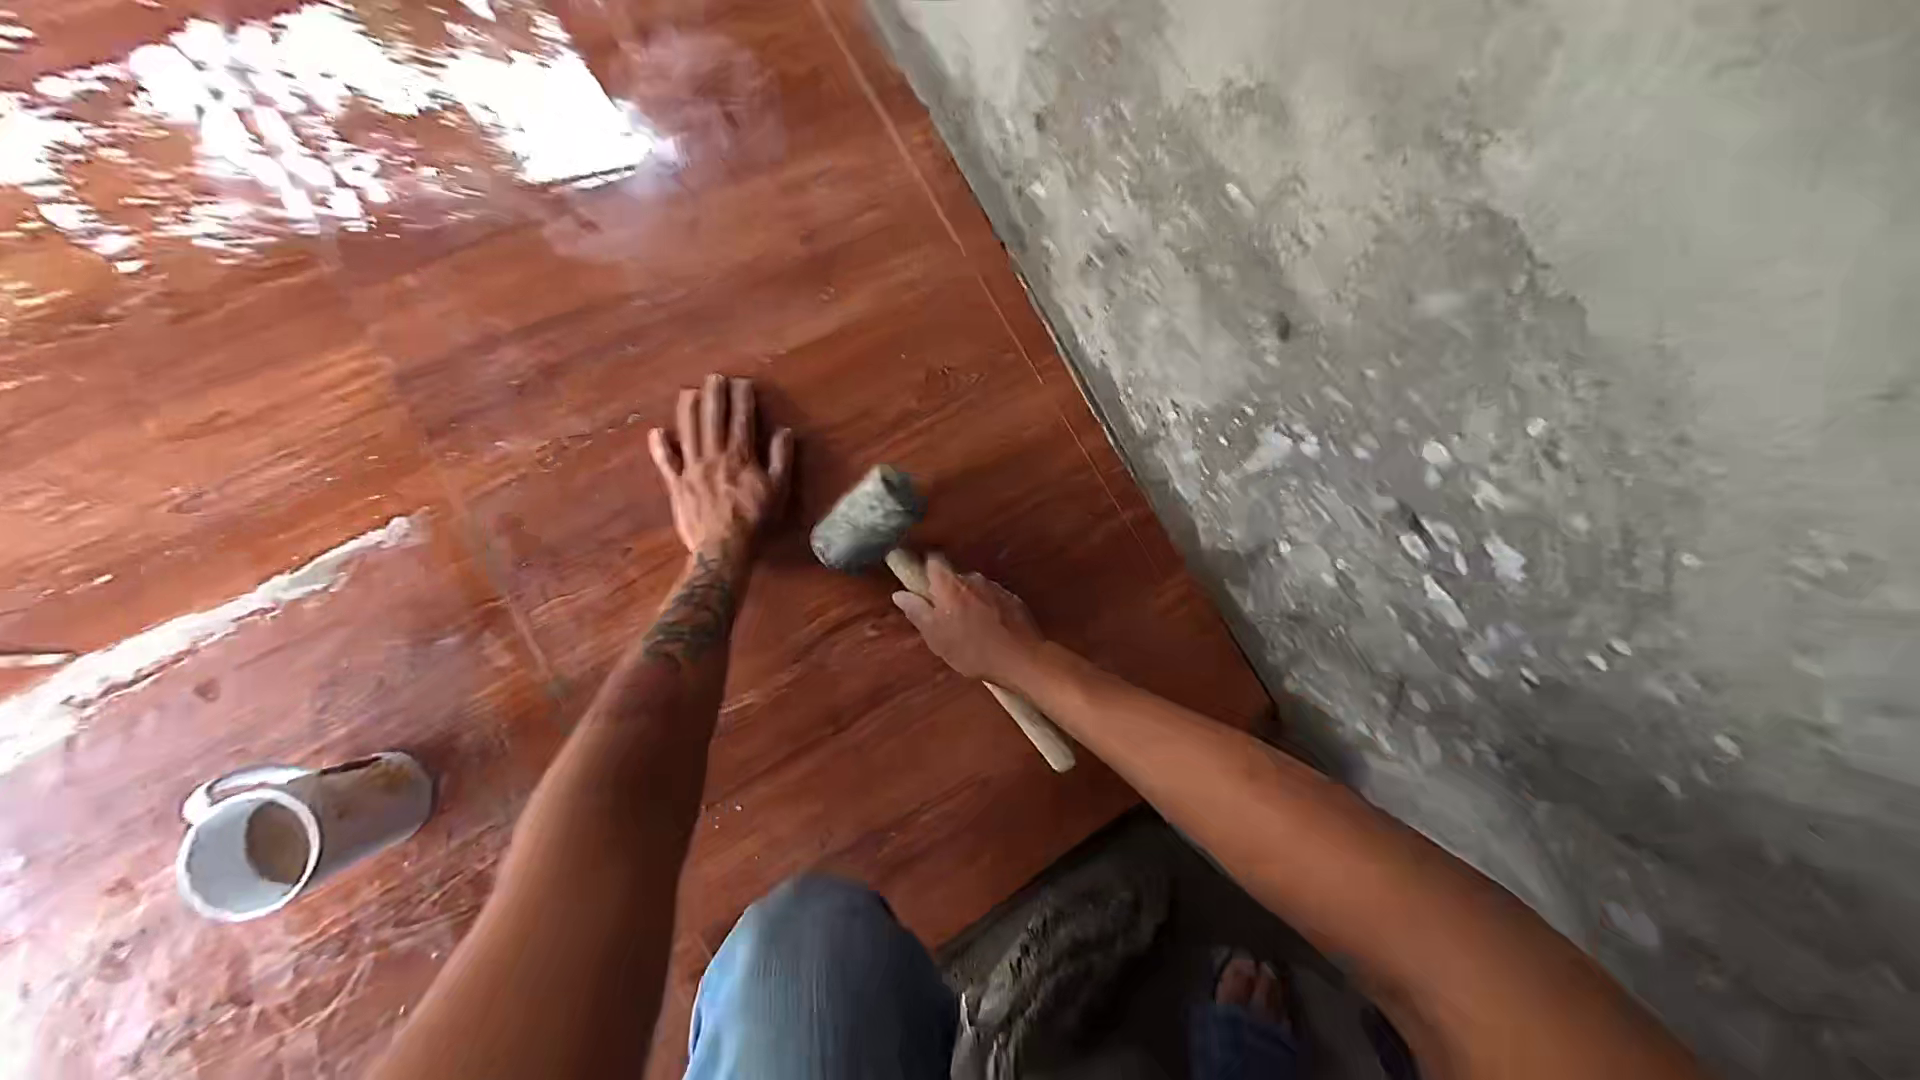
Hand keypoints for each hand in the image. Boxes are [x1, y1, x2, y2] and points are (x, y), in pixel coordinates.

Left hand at [648, 374, 793, 555]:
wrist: (723, 549)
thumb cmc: (756, 522)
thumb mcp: (779, 491)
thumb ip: (781, 459)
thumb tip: (784, 431)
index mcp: (741, 457)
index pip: (742, 420)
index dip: (742, 399)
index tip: (743, 382)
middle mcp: (714, 457)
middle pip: (712, 419)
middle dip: (714, 395)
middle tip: (714, 377)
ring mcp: (692, 470)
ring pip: (688, 432)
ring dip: (688, 409)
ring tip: (689, 391)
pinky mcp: (677, 486)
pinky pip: (666, 463)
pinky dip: (660, 447)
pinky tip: (657, 432)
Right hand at [891, 555, 1045, 683]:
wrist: (1021, 659)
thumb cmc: (973, 650)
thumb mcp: (936, 636)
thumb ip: (917, 612)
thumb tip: (900, 594)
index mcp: (949, 584)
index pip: (932, 560)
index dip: (924, 570)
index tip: (921, 586)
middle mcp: (973, 578)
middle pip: (953, 576)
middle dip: (946, 592)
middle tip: (943, 618)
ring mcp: (996, 588)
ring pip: (974, 588)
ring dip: (968, 602)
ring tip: (968, 630)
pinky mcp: (1013, 599)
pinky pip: (992, 599)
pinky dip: (987, 610)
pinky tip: (988, 631)